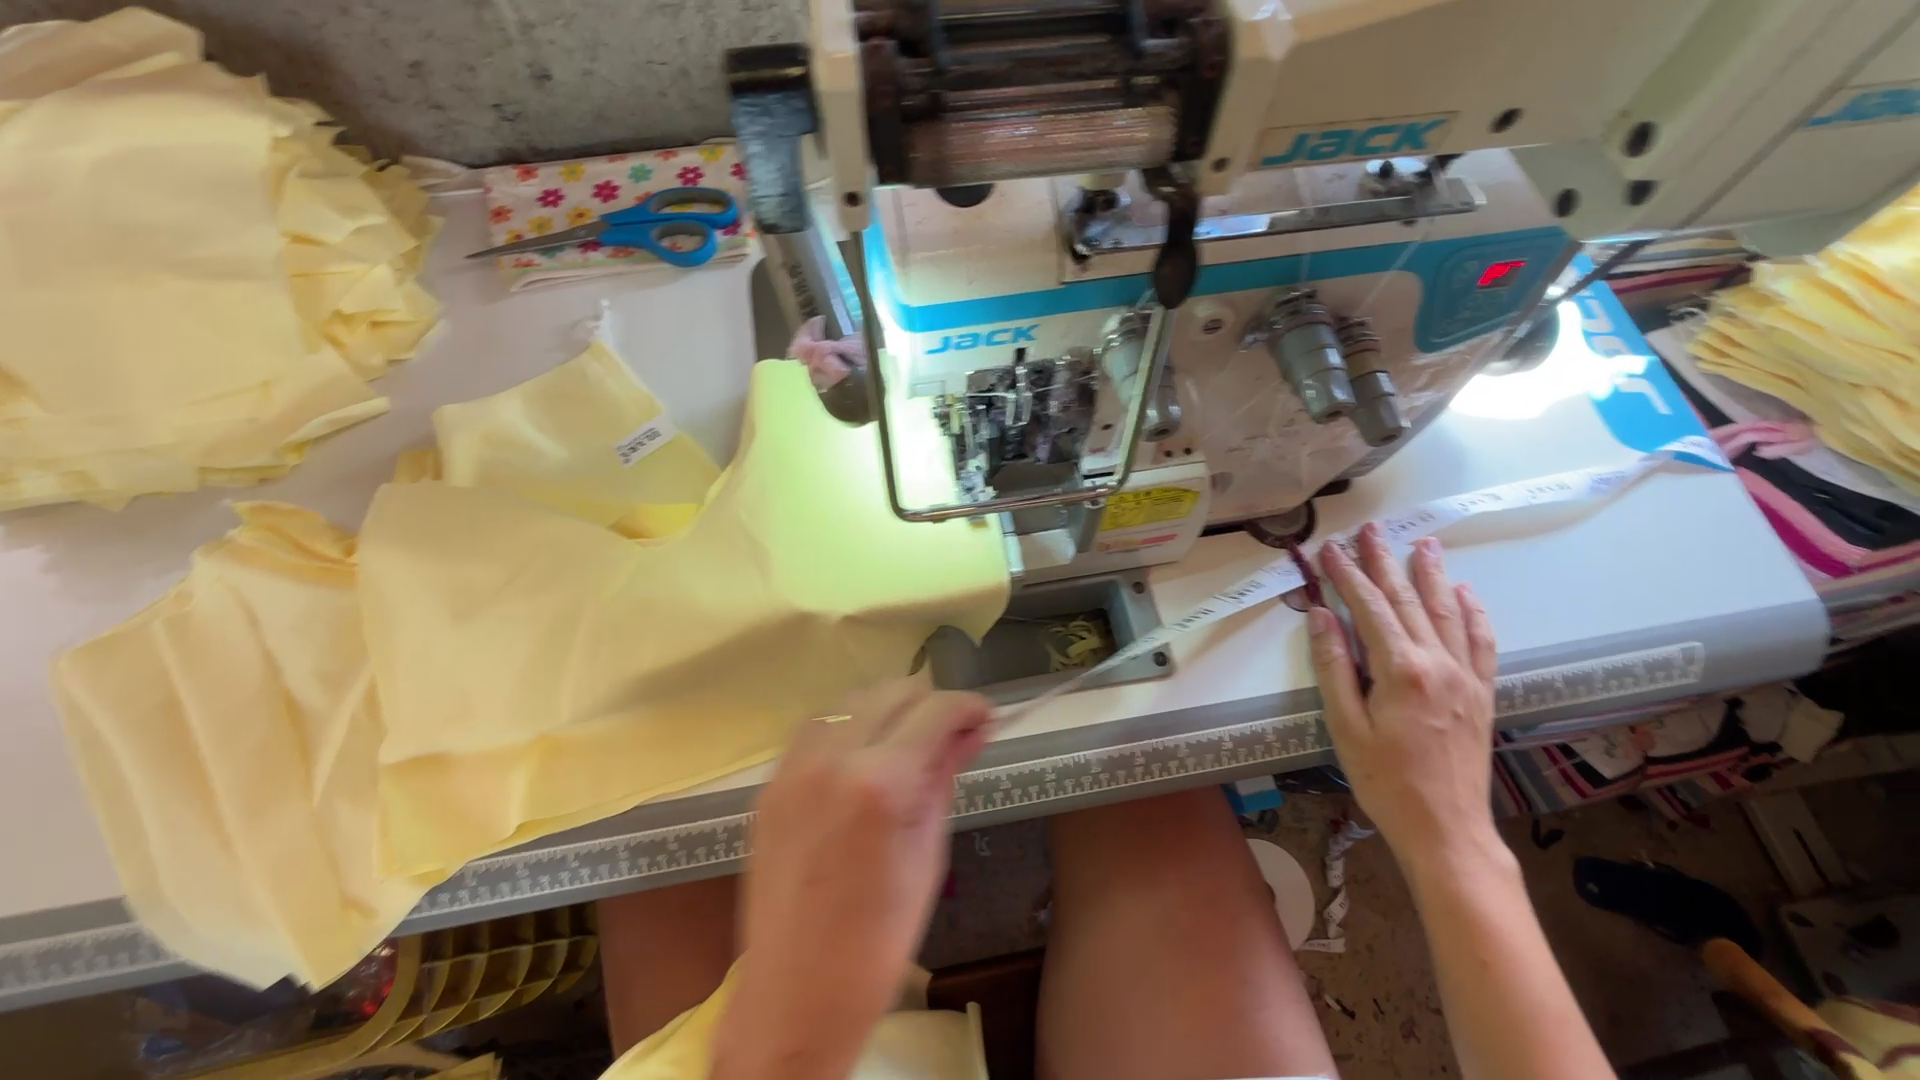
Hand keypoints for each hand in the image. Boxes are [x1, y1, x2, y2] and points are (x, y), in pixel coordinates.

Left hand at [715, 677, 991, 1079]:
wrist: (793, 994)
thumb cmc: (879, 941)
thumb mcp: (928, 854)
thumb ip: (943, 779)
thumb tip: (971, 734)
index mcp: (881, 780)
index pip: (935, 709)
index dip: (968, 707)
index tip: (984, 720)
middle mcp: (832, 757)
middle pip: (891, 691)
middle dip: (929, 704)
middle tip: (951, 736)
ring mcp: (792, 768)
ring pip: (850, 702)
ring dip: (886, 710)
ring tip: (907, 744)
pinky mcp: (769, 784)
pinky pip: (815, 730)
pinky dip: (847, 729)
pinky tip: (862, 759)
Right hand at [1308, 526, 1500, 868]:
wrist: (1446, 829)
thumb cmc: (1385, 781)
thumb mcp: (1344, 727)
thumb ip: (1334, 667)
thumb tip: (1321, 616)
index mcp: (1401, 670)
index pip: (1369, 608)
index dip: (1347, 575)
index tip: (1330, 548)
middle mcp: (1438, 663)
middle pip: (1408, 601)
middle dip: (1385, 562)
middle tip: (1371, 530)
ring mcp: (1465, 677)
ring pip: (1447, 613)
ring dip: (1432, 576)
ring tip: (1423, 544)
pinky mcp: (1481, 694)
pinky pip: (1480, 642)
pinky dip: (1473, 613)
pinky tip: (1466, 594)